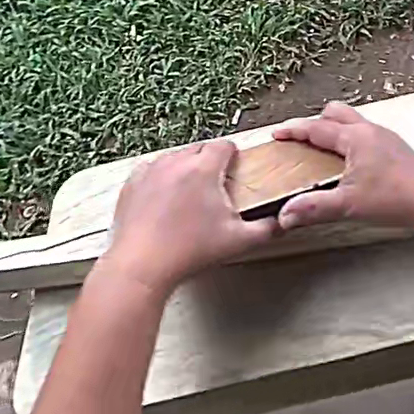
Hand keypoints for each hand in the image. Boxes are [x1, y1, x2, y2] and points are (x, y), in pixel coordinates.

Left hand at [101, 141, 277, 294]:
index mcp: (203, 169)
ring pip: (174, 157)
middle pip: (199, 148)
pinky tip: (166, 194)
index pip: (223, 145)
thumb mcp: (239, 240)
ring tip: (192, 189)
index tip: (235, 165)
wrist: (142, 268)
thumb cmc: (187, 252)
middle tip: (217, 183)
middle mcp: (174, 164)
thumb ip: (268, 228)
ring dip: (185, 166)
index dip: (233, 154)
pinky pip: (150, 170)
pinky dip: (160, 176)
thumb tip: (282, 222)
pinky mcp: (131, 187)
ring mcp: (149, 173)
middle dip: (209, 160)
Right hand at [270, 102, 413, 230]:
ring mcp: (385, 137)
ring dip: (334, 131)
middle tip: (299, 142)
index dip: (294, 130)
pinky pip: (364, 134)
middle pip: (336, 114)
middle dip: (315, 123)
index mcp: (356, 137)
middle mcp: (370, 131)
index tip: (277, 134)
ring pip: (352, 122)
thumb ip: (314, 208)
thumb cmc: (395, 199)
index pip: (317, 128)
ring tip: (320, 153)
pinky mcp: (394, 148)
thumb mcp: (349, 205)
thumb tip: (284, 215)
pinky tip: (347, 163)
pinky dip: (349, 140)